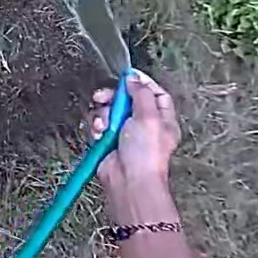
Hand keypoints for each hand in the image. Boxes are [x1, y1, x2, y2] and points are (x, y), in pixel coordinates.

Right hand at [89, 70, 179, 199]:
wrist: (129, 181)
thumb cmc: (146, 155)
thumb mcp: (148, 116)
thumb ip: (140, 93)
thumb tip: (133, 78)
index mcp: (161, 119)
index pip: (155, 93)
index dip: (142, 82)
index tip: (128, 76)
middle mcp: (144, 125)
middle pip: (127, 99)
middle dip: (113, 97)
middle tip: (103, 97)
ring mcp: (125, 133)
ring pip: (109, 110)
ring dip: (103, 114)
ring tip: (104, 124)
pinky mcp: (108, 140)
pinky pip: (98, 124)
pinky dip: (96, 126)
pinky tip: (100, 133)